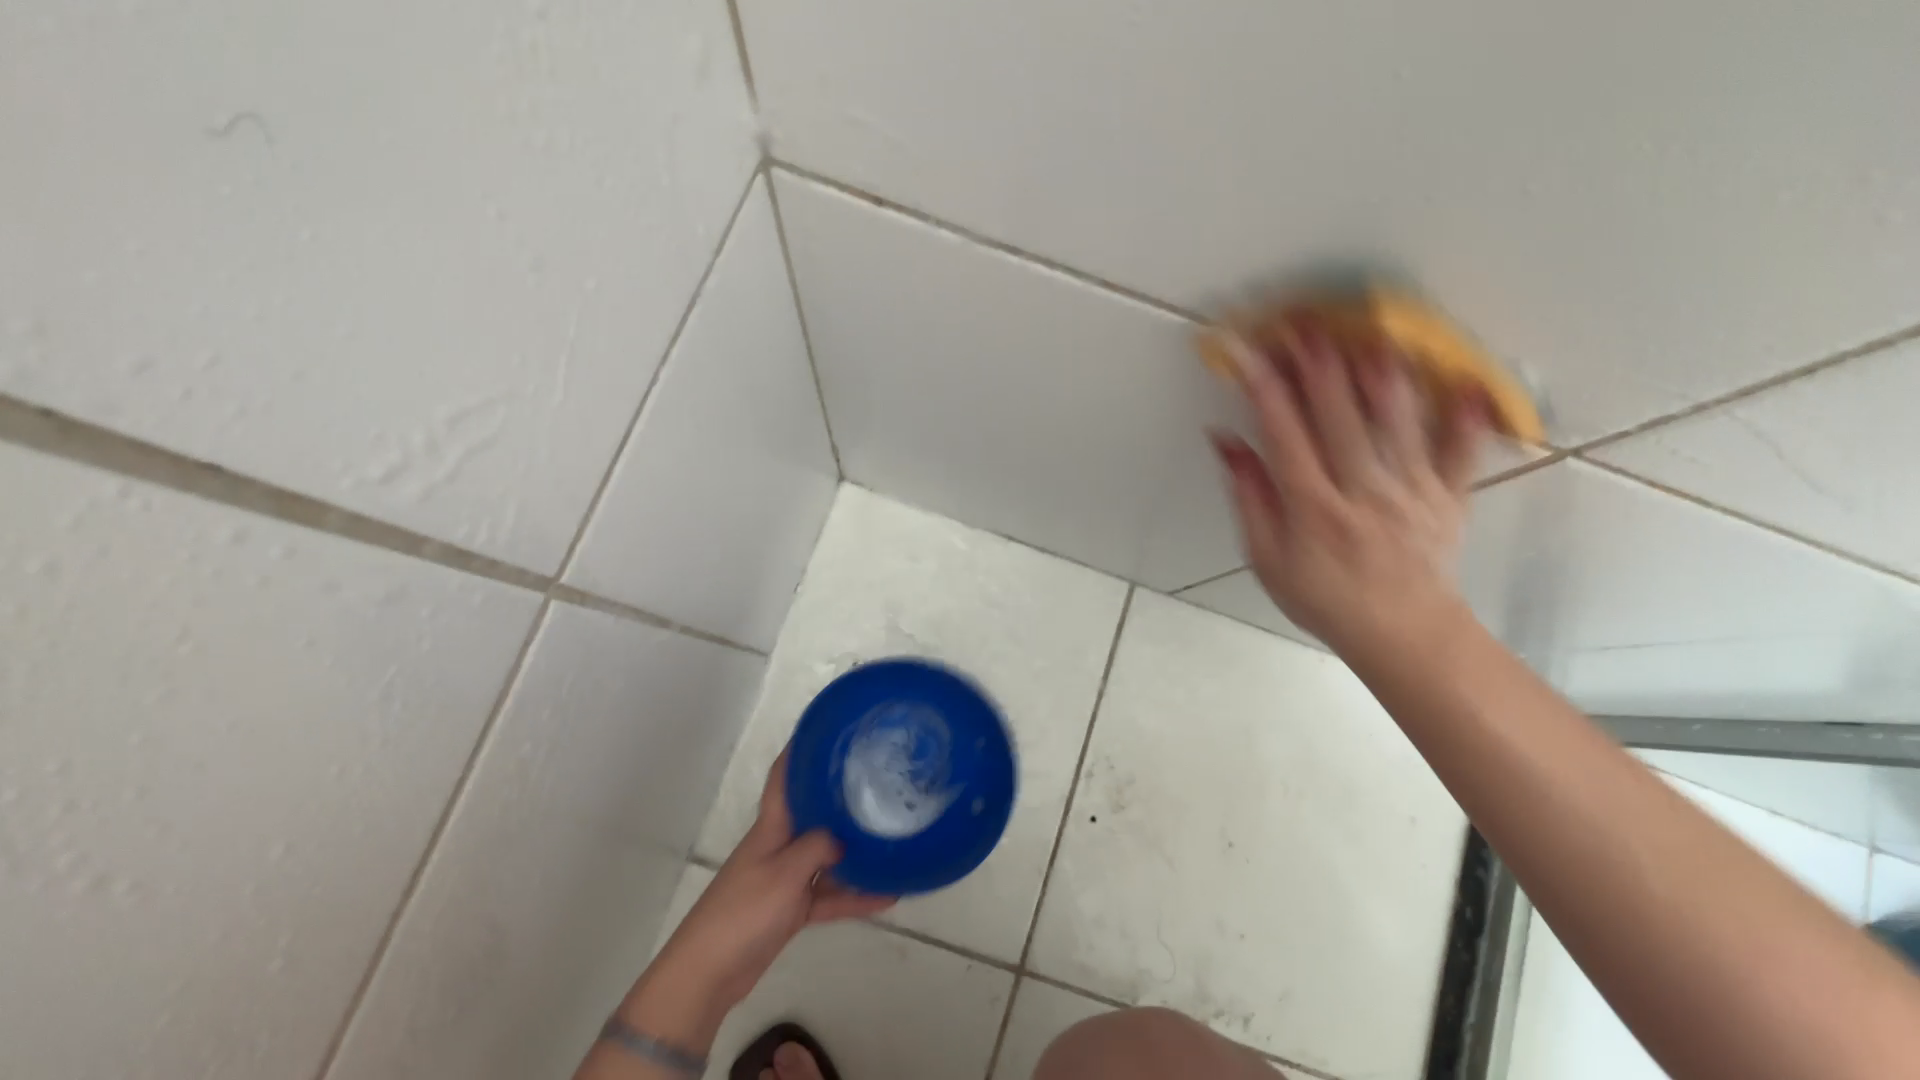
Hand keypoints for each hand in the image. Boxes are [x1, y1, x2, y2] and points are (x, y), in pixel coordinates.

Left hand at [620, 751, 895, 1049]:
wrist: (710, 972)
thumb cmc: (744, 912)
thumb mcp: (786, 873)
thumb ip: (818, 848)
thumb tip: (844, 838)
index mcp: (771, 828)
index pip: (785, 777)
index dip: (801, 750)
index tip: (828, 728)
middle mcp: (779, 846)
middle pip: (813, 814)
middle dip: (841, 797)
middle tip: (880, 781)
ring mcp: (786, 878)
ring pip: (828, 857)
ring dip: (857, 853)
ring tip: (895, 839)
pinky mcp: (791, 909)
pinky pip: (829, 895)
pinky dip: (855, 896)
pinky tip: (889, 895)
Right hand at [1208, 317, 1486, 654]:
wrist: (1403, 634)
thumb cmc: (1325, 598)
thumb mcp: (1267, 559)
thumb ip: (1249, 497)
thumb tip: (1227, 441)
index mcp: (1313, 507)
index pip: (1283, 433)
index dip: (1263, 386)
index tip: (1247, 349)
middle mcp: (1363, 490)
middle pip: (1339, 415)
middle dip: (1319, 363)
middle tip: (1306, 322)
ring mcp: (1411, 490)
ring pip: (1398, 420)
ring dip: (1382, 372)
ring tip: (1371, 331)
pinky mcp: (1450, 495)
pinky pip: (1461, 450)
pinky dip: (1466, 415)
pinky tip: (1466, 380)